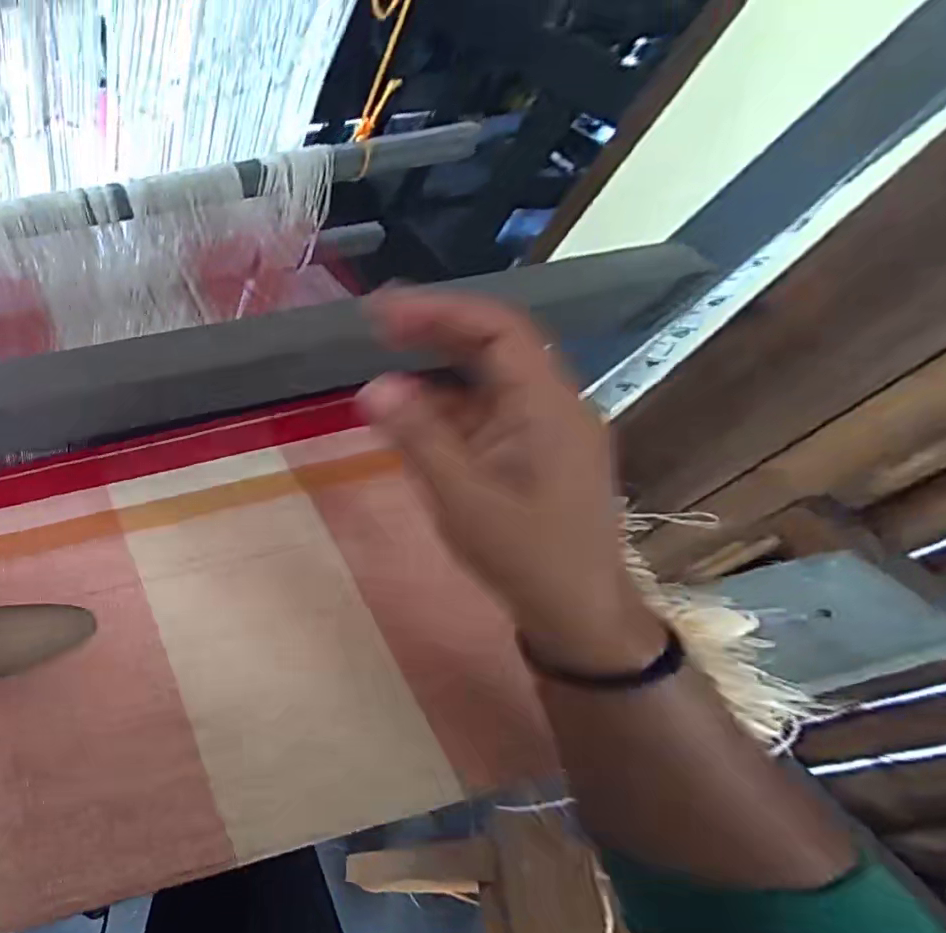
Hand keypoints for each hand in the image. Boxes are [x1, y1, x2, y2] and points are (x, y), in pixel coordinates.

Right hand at [358, 288, 666, 673]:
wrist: (573, 609)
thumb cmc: (523, 555)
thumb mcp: (461, 498)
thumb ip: (418, 438)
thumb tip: (373, 386)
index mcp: (546, 407)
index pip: (498, 334)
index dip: (441, 312)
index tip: (382, 310)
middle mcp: (547, 406)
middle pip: (492, 348)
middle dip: (435, 329)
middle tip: (374, 322)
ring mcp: (537, 430)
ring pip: (484, 381)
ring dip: (434, 367)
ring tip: (380, 360)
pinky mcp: (524, 454)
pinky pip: (479, 414)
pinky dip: (439, 406)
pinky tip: (405, 414)